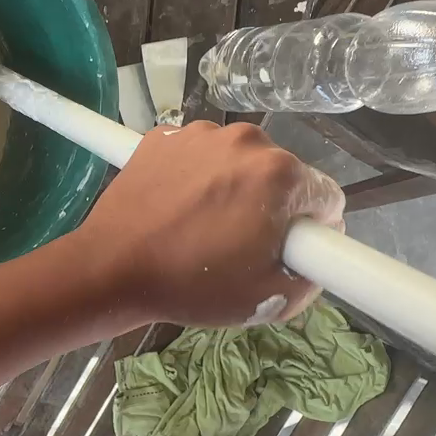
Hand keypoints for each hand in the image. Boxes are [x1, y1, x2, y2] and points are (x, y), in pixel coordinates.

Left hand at [71, 121, 343, 327]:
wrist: (109, 267)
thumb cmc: (190, 285)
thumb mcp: (267, 300)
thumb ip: (311, 277)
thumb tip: (317, 258)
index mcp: (281, 175)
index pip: (325, 198)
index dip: (312, 230)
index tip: (285, 250)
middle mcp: (245, 140)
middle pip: (279, 175)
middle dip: (268, 206)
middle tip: (236, 243)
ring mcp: (198, 135)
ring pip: (235, 161)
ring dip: (229, 186)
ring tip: (198, 226)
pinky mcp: (160, 138)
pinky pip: (194, 156)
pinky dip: (191, 175)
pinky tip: (173, 207)